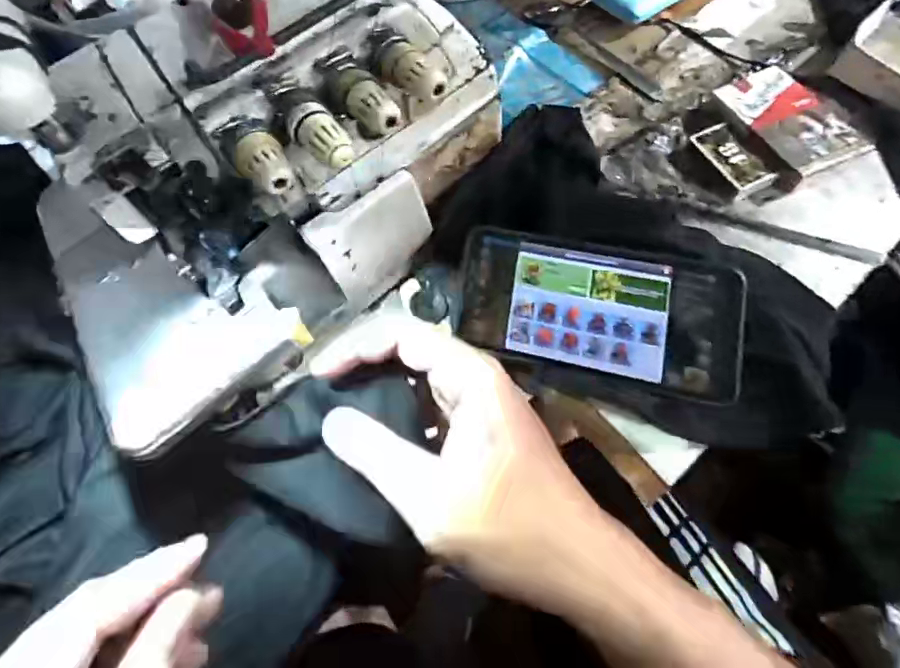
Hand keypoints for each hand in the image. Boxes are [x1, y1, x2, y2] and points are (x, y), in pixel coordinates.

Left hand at [0, 535, 222, 667]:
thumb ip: (151, 655)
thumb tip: (193, 593)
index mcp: (34, 659)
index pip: (98, 598)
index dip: (152, 570)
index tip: (202, 544)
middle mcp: (18, 656)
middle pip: (90, 607)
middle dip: (153, 595)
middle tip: (211, 592)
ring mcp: (19, 666)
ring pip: (85, 632)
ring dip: (143, 627)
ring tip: (197, 637)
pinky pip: (76, 654)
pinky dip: (119, 649)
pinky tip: (154, 653)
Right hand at [313, 318, 784, 667]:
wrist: (580, 566)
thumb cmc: (511, 530)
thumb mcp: (432, 499)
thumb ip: (376, 454)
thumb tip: (331, 418)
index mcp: (470, 375)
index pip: (400, 333)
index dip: (354, 347)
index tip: (319, 375)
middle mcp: (476, 375)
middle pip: (409, 344)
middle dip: (362, 357)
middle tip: (322, 384)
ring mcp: (480, 400)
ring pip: (418, 371)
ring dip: (378, 380)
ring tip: (338, 399)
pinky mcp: (480, 425)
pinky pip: (429, 399)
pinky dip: (396, 404)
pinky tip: (374, 427)